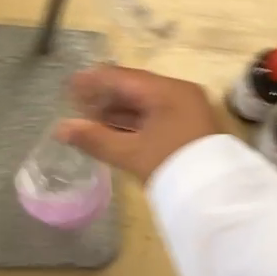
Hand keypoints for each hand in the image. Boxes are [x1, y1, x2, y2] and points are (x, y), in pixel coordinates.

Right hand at [55, 65, 221, 181]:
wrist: (215, 197)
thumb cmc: (172, 167)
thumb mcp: (131, 154)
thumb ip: (95, 139)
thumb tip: (61, 128)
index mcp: (168, 91)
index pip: (123, 78)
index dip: (93, 81)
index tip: (69, 85)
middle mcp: (180, 94)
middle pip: (134, 89)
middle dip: (104, 98)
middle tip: (75, 105)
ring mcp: (187, 111)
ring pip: (145, 105)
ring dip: (117, 113)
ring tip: (88, 120)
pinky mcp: (189, 129)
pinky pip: (155, 117)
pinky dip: (133, 124)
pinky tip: (113, 132)